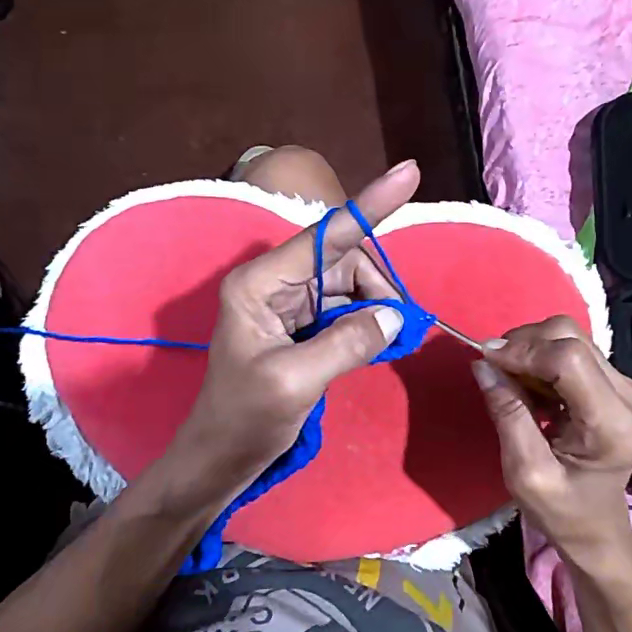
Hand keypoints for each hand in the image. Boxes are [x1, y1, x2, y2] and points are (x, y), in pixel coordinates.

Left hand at [161, 160, 422, 506]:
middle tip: (396, 327)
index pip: (326, 235)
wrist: (221, 459)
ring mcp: (289, 305)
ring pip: (351, 285)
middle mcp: (275, 283)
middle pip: (345, 260)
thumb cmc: (244, 420)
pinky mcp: (302, 327)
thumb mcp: (294, 382)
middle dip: (376, 286)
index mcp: (259, 284)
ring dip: (375, 307)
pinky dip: (367, 322)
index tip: (410, 172)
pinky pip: (347, 309)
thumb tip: (394, 316)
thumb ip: (346, 343)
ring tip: (385, 342)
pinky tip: (375, 342)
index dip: (371, 205)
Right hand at [472, 316, 631, 565]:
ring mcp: (625, 387)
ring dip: (531, 349)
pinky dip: (541, 359)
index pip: (569, 359)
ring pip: (570, 337)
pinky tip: (528, 386)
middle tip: (493, 368)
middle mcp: (628, 396)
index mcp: (612, 424)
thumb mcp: (524, 472)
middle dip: (525, 343)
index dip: (523, 350)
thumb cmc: (561, 511)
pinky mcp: (615, 385)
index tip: (485, 360)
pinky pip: (573, 351)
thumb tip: (483, 364)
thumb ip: (507, 414)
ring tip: (509, 379)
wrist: (596, 528)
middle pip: (571, 337)